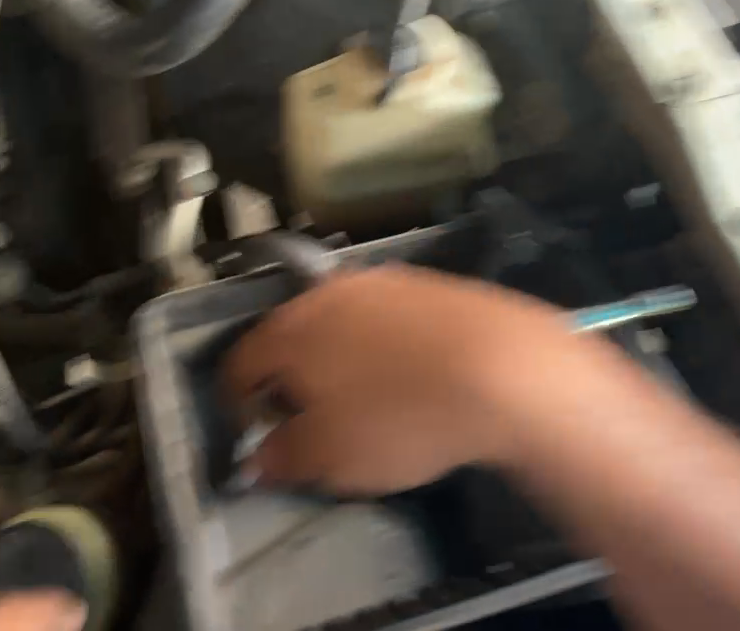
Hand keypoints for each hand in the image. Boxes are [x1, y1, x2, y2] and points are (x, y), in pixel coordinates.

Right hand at [220, 263, 577, 495]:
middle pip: (286, 337)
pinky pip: (381, 316)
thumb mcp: (333, 456)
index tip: (258, 434)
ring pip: (334, 322)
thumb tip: (254, 457)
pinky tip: (408, 372)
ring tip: (364, 397)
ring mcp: (375, 281)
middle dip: (289, 378)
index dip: (238, 402)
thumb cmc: (401, 415)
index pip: (238, 363)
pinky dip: (379, 343)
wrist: (502, 366)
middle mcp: (323, 293)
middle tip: (313, 420)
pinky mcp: (421, 282)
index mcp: (289, 331)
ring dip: (334, 357)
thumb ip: (282, 456)